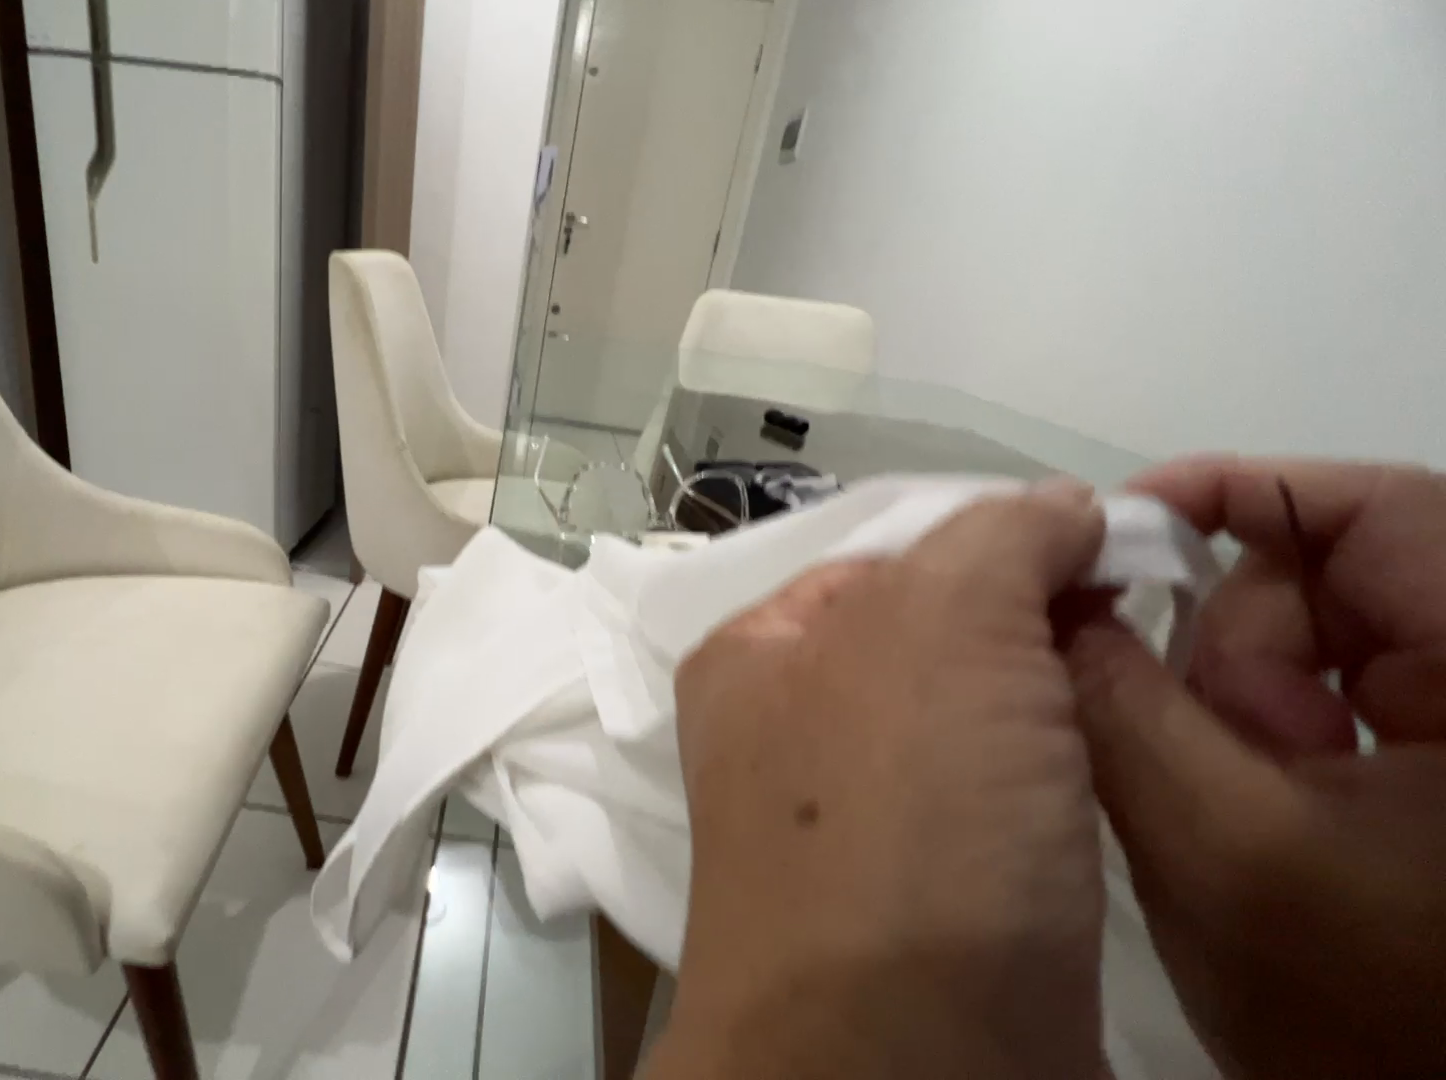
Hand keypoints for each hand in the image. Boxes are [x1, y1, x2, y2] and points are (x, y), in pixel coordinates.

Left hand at [648, 485, 1108, 1079]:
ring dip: (1042, 696)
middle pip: (922, 635)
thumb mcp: (938, 624)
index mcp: (753, 651)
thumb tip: (1056, 510)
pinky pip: (987, 793)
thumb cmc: (898, 806)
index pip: (879, 560)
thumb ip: (994, 540)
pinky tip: (1091, 767)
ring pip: (961, 716)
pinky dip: (1044, 769)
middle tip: (1114, 619)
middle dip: (1022, 621)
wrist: (897, 1050)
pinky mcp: (908, 885)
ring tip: (1110, 692)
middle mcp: (779, 722)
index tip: (1093, 553)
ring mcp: (838, 809)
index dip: (988, 543)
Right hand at [1064, 456, 1445, 1078]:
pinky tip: (1239, 790)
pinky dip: (1248, 725)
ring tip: (1228, 789)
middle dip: (1228, 646)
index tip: (1120, 523)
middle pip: (1321, 584)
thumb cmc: (1354, 998)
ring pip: (1303, 643)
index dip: (1240, 489)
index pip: (1381, 512)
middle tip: (1189, 736)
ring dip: (1234, 701)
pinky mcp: (1428, 753)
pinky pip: (1309, 693)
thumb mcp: (1211, 835)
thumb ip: (1118, 700)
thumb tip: (1050, 597)